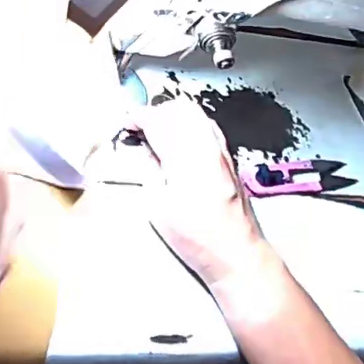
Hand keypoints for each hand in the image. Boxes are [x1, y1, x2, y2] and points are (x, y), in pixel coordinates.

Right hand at [126, 97, 278, 293]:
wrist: (238, 254)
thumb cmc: (197, 238)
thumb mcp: (157, 207)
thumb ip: (148, 171)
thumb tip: (142, 150)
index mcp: (186, 157)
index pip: (159, 120)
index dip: (137, 117)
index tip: (125, 124)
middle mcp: (207, 147)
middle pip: (179, 109)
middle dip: (155, 112)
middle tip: (139, 125)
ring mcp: (221, 150)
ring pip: (196, 114)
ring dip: (172, 116)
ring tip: (157, 132)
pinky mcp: (229, 158)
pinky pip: (206, 127)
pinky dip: (188, 124)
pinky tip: (179, 141)